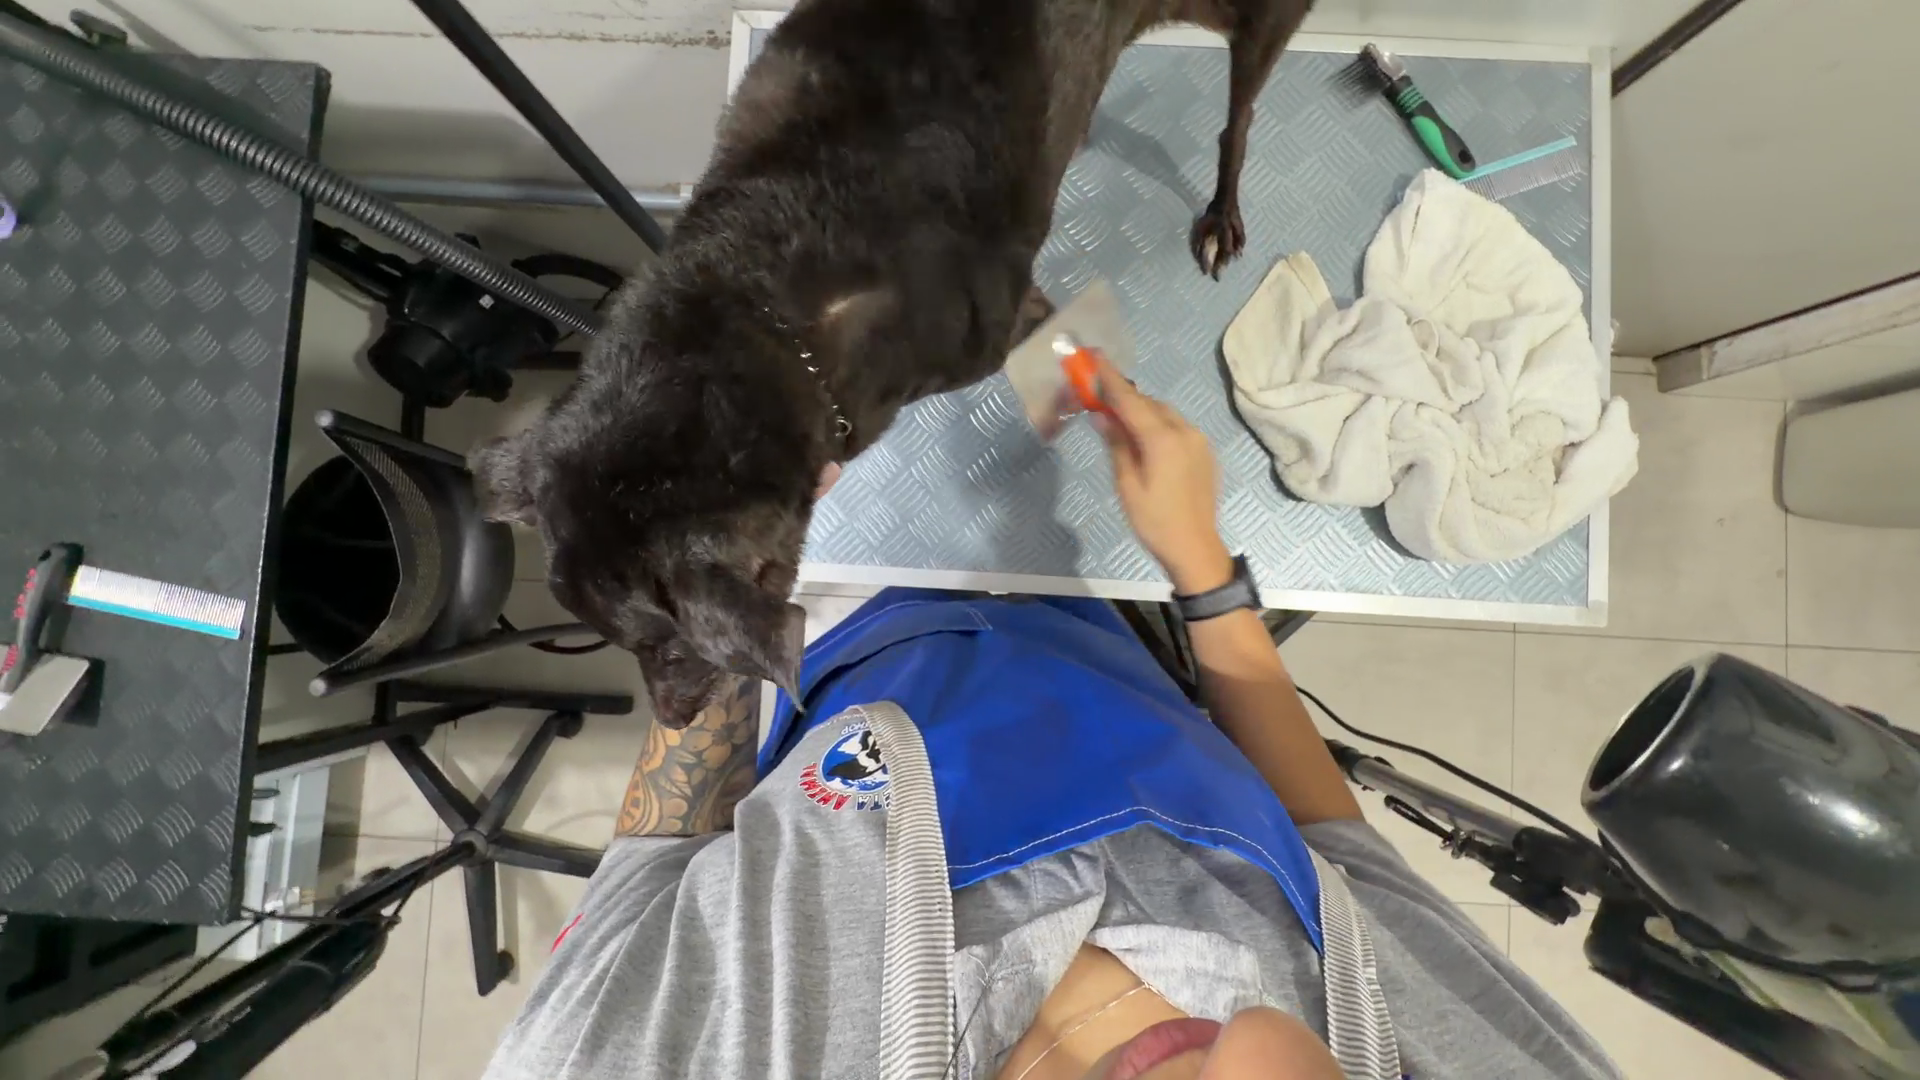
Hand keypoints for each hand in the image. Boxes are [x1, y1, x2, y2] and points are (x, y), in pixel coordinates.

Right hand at [1090, 361, 1235, 593]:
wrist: (1195, 547)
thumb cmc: (1154, 521)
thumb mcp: (1126, 484)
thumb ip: (1116, 445)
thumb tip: (1103, 416)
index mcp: (1163, 439)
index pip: (1131, 401)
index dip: (1110, 379)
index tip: (1094, 358)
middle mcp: (1184, 431)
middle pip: (1149, 404)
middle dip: (1124, 398)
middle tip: (1099, 399)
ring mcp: (1198, 440)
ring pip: (1164, 414)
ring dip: (1141, 412)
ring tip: (1119, 423)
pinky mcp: (1204, 452)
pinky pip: (1176, 428)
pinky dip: (1157, 425)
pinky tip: (1144, 441)